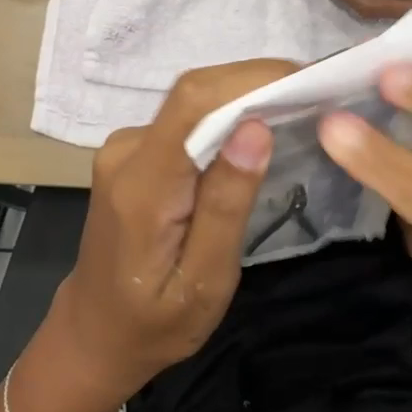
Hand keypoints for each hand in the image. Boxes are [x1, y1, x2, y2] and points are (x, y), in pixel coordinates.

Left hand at [50, 59, 298, 397]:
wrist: (95, 331)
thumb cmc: (155, 323)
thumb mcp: (204, 281)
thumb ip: (226, 204)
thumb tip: (256, 128)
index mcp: (142, 186)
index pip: (192, 103)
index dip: (250, 79)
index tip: (307, 80)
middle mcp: (124, 151)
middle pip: (193, 95)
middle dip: (256, 85)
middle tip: (316, 95)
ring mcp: (123, 148)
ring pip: (191, 103)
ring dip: (243, 98)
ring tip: (298, 108)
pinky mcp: (131, 152)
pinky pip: (184, 121)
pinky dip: (224, 117)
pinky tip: (256, 132)